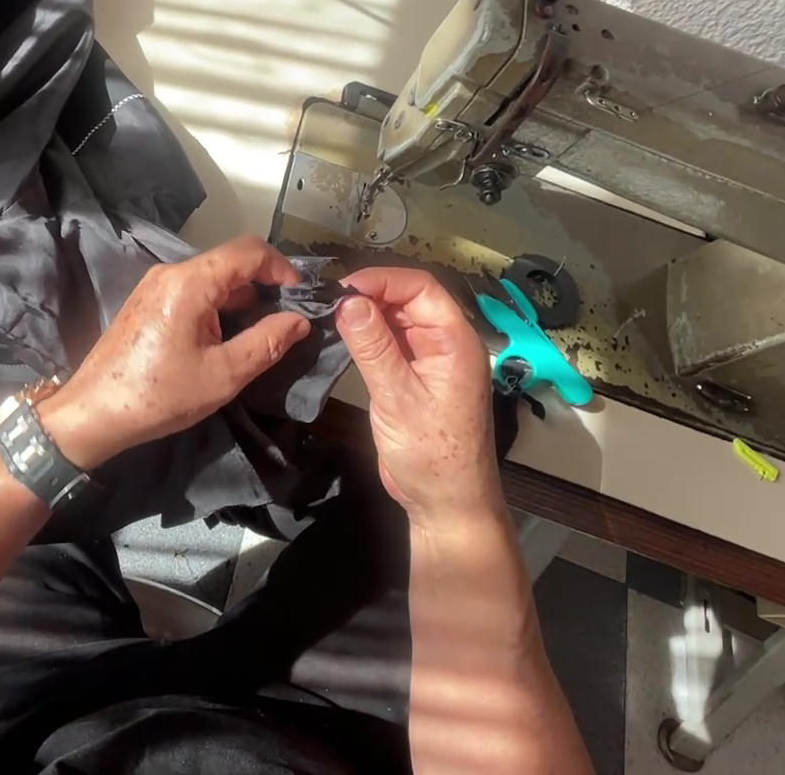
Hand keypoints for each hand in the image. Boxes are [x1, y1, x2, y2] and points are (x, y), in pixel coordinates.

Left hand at [39, 235, 310, 468]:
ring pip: (212, 278)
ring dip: (240, 300)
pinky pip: (192, 291)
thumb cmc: (160, 395)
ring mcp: (155, 285)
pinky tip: (224, 340)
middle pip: (230, 262)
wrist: (95, 412)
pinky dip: (217, 306)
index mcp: (190, 281)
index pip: (249, 251)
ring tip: (259, 336)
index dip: (282, 268)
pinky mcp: (147, 302)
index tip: (301, 297)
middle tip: (286, 321)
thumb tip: (300, 320)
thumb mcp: (224, 374)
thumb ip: (267, 342)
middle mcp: (171, 272)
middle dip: (263, 286)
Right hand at [336, 268, 496, 526]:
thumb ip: (373, 347)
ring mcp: (430, 360)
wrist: (446, 504)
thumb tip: (348, 300)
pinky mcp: (414, 376)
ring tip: (330, 315)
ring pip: (398, 319)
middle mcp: (446, 343)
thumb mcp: (398, 397)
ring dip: (367, 313)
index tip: (341, 289)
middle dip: (370, 294)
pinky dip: (368, 335)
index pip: (420, 287)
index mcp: (455, 341)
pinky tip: (343, 336)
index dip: (381, 280)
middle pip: (409, 299)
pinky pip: (392, 342)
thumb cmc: (431, 453)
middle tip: (328, 302)